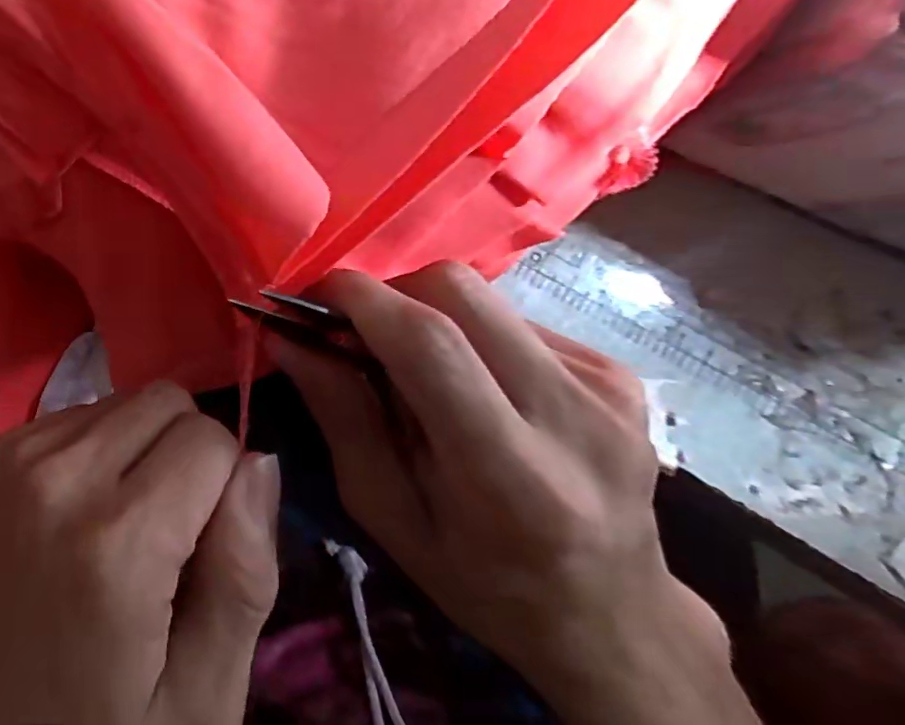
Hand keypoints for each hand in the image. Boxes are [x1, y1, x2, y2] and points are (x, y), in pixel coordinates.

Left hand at [0, 381, 279, 724]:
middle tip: (167, 533)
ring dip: (141, 446)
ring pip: (126, 400)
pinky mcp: (0, 447)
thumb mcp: (201, 694)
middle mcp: (61, 476)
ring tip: (120, 524)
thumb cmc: (101, 717)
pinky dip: (101, 446)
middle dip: (186, 452)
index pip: (210, 439)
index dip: (224, 489)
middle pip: (166, 401)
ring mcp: (21, 455)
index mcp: (117, 541)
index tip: (202, 546)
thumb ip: (244, 575)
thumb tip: (258, 459)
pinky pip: (84, 409)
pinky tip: (83, 509)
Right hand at [270, 263, 757, 724]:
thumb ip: (338, 413)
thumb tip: (286, 335)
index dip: (359, 299)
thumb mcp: (382, 509)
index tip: (311, 297)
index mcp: (507, 474)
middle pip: (455, 291)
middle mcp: (570, 417)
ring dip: (425, 311)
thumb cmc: (475, 575)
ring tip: (415, 366)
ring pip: (481, 294)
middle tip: (356, 331)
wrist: (610, 613)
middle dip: (388, 293)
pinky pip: (511, 316)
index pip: (428, 342)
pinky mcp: (618, 372)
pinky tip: (471, 382)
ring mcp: (605, 388)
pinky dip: (467, 332)